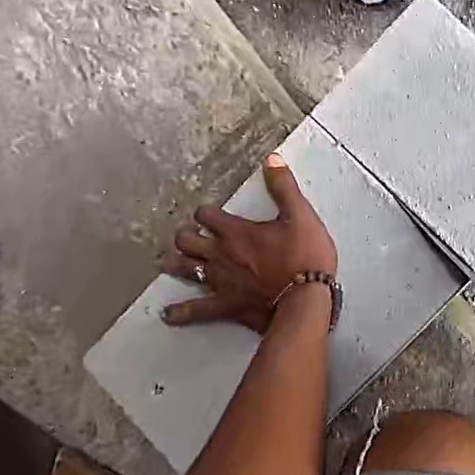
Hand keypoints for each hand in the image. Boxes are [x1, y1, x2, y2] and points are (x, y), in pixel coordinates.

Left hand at [160, 154, 336, 332]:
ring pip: (185, 269)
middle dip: (185, 235)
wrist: (306, 299)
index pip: (207, 215)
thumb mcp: (301, 216)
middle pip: (187, 241)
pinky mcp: (226, 305)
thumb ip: (284, 187)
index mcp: (237, 232)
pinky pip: (196, 310)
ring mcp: (221, 281)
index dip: (205, 213)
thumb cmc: (305, 257)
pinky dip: (181, 313)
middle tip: (187, 235)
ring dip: (176, 264)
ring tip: (170, 262)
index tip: (208, 214)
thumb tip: (271, 160)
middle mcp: (222, 255)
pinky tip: (168, 314)